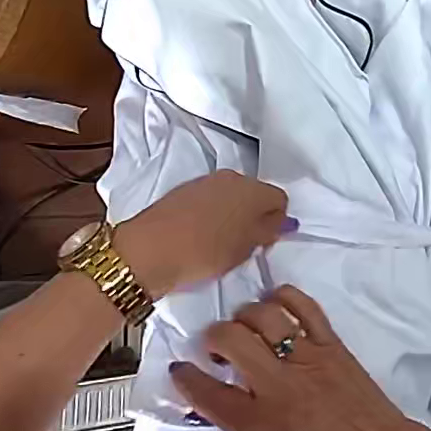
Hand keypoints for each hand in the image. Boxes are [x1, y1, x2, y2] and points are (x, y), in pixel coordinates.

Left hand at [113, 171, 289, 297]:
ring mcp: (205, 181)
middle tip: (246, 243)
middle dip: (256, 214)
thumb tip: (281, 222)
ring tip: (222, 240)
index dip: (278, 221)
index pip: (281, 199)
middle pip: (256, 193)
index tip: (266, 241)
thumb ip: (268, 231)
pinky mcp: (184, 189)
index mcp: (253, 190)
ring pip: (232, 194)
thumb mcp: (245, 249)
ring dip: (233, 212)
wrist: (148, 251)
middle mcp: (232, 177)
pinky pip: (210, 197)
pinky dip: (213, 211)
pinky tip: (202, 233)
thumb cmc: (204, 252)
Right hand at [169, 286, 430, 430]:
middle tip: (214, 347)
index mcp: (261, 425)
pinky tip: (276, 304)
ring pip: (265, 315)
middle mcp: (280, 385)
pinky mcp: (333, 346)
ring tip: (245, 327)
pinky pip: (305, 308)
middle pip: (232, 339)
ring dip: (246, 315)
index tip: (179, 369)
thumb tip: (233, 410)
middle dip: (212, 336)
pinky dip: (285, 298)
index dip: (186, 379)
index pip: (209, 393)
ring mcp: (308, 359)